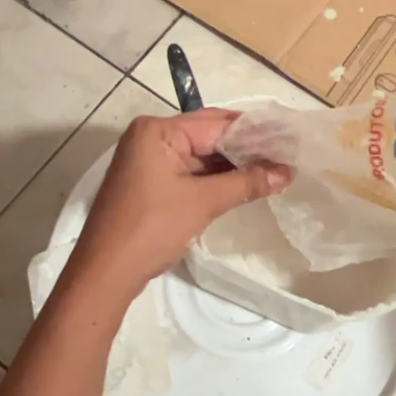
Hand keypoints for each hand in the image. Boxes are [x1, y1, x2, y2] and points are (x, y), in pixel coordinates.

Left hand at [62, 109, 292, 307]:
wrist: (106, 272)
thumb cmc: (151, 228)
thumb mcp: (203, 202)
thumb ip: (246, 182)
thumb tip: (286, 172)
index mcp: (157, 130)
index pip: (216, 123)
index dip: (254, 132)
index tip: (288, 138)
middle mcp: (150, 137)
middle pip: (208, 135)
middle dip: (246, 148)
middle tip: (287, 154)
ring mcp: (149, 160)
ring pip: (201, 155)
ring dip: (233, 164)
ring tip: (276, 168)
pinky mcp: (151, 182)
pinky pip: (190, 171)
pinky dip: (216, 178)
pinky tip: (246, 183)